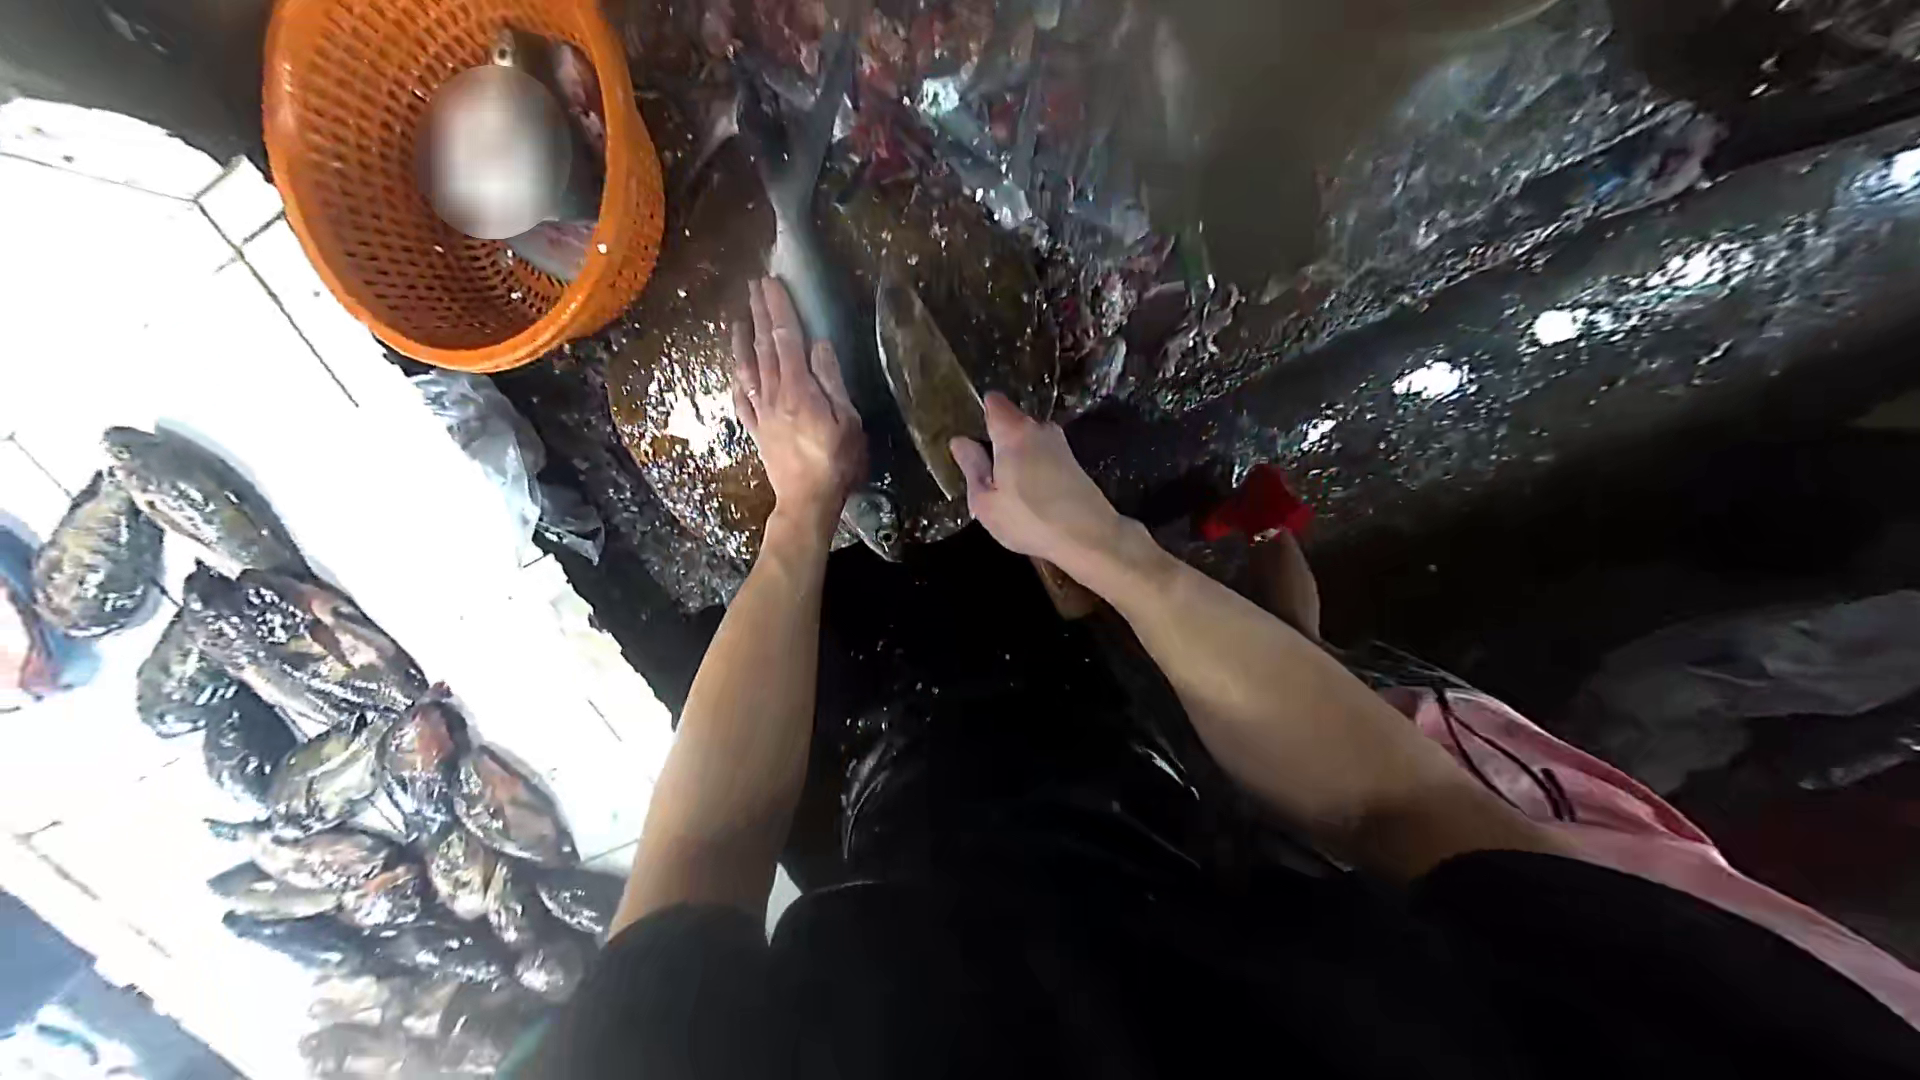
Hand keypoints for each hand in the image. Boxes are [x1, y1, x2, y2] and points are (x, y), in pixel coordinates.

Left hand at [733, 277, 865, 539]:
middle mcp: (774, 395)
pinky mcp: (756, 430)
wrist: (807, 500)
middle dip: (758, 314)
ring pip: (746, 368)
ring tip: (738, 317)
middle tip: (753, 287)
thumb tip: (819, 345)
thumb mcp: (847, 421)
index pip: (786, 339)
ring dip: (741, 340)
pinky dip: (736, 378)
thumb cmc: (836, 462)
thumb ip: (831, 381)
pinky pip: (741, 398)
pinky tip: (734, 368)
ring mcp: (761, 413)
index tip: (772, 283)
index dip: (778, 309)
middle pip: (763, 347)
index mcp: (799, 389)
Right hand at [950, 393, 1127, 570]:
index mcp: (1013, 432)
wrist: (1088, 537)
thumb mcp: (985, 501)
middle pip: (1011, 423)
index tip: (972, 438)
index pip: (993, 402)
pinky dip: (1034, 469)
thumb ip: (972, 467)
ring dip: (1017, 458)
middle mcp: (1039, 428)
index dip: (980, 415)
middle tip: (986, 476)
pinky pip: (1043, 456)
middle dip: (998, 442)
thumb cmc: (1029, 520)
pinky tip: (1031, 497)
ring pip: (1028, 442)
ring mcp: (1060, 444)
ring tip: (1009, 491)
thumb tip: (960, 441)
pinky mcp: (1074, 462)